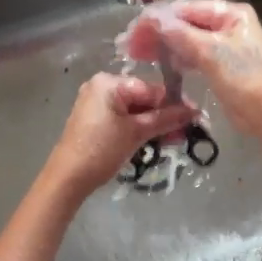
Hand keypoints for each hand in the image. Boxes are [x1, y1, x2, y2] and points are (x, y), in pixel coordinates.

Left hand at [45, 74, 197, 194]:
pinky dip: (138, 127)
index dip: (173, 103)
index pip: (150, 88)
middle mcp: (101, 85)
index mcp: (109, 82)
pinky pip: (123, 117)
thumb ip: (165, 119)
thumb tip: (194, 111)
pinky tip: (154, 139)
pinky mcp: (94, 119)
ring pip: (134, 109)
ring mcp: (96, 102)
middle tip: (185, 132)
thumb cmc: (101, 150)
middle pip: (143, 97)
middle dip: (164, 115)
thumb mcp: (136, 133)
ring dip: (153, 124)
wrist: (67, 179)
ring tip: (173, 139)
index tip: (194, 116)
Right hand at [120, 0, 261, 137]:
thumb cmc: (244, 80)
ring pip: (186, 39)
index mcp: (231, 14)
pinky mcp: (220, 65)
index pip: (187, 8)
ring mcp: (224, 45)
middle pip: (185, 22)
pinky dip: (176, 57)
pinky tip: (159, 62)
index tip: (133, 30)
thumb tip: (152, 17)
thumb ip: (180, 33)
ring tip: (137, 53)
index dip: (158, 18)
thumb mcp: (211, 53)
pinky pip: (193, 54)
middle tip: (129, 45)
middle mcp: (228, 24)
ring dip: (163, 44)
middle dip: (158, 32)